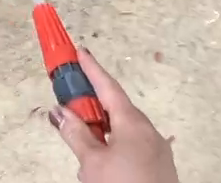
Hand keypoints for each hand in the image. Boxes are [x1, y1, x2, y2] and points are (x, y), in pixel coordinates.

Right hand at [50, 50, 178, 182]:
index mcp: (134, 123)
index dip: (91, 68)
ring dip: (102, 129)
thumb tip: (59, 111)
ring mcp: (158, 152)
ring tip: (82, 139)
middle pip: (116, 108)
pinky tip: (102, 162)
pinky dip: (114, 145)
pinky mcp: (160, 170)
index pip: (108, 86)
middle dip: (93, 104)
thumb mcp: (92, 162)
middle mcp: (149, 132)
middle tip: (72, 97)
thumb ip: (76, 133)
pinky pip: (133, 148)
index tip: (79, 50)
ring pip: (124, 131)